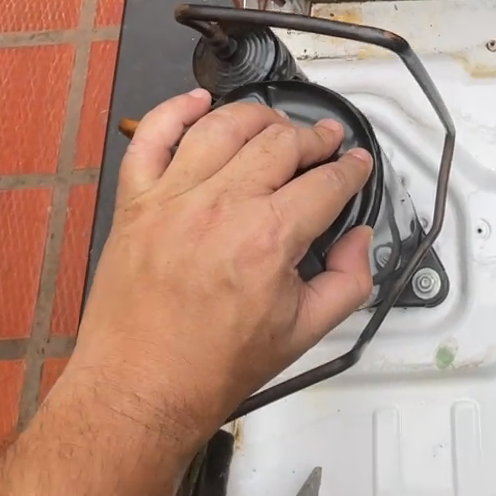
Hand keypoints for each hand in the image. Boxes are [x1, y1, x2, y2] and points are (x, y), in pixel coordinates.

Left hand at [66, 90, 374, 446]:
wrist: (138, 393)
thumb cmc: (210, 369)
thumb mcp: (304, 334)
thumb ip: (349, 281)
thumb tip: (359, 240)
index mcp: (266, 240)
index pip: (326, 182)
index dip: (352, 169)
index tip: (355, 166)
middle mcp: (220, 209)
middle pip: (283, 142)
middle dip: (316, 137)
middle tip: (326, 142)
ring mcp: (173, 199)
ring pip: (226, 125)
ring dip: (261, 115)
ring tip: (278, 124)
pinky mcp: (136, 202)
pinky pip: (151, 137)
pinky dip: (174, 110)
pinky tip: (197, 102)